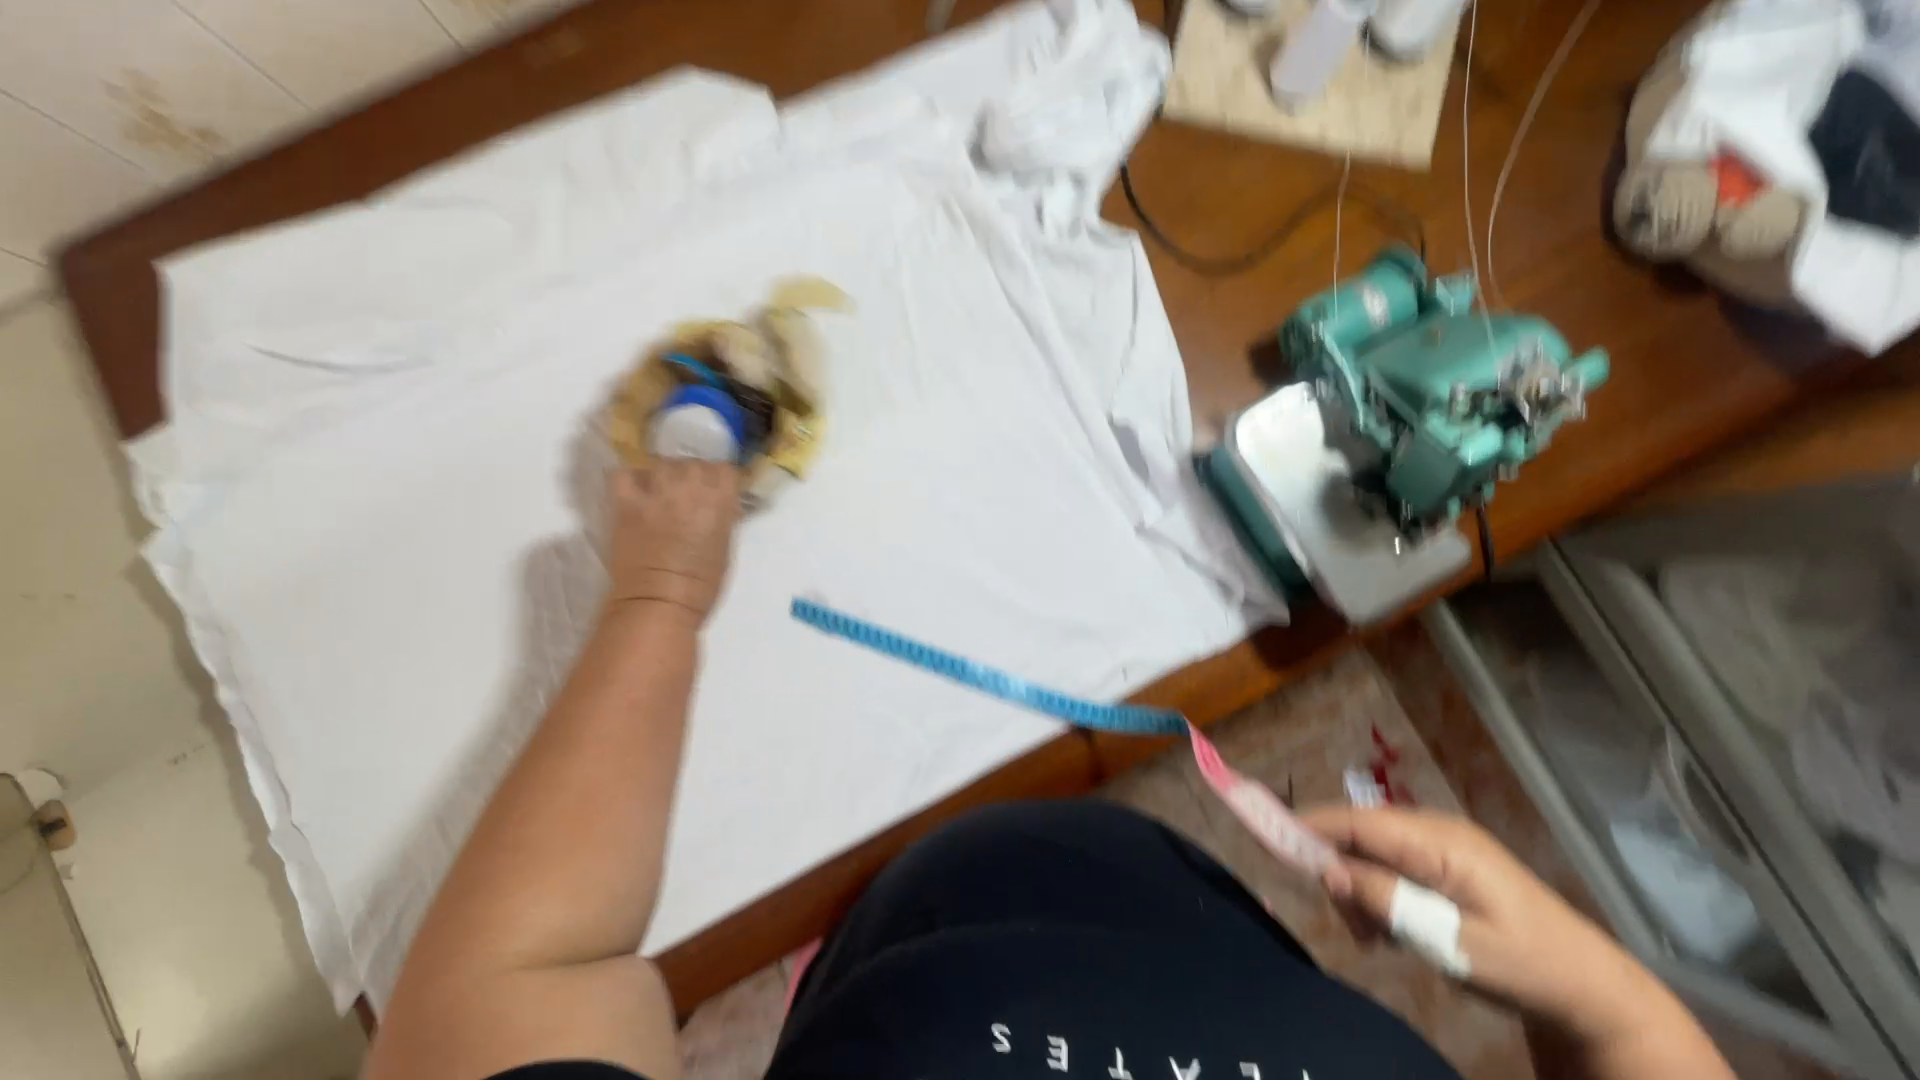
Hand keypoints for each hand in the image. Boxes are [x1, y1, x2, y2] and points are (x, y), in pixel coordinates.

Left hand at [603, 461, 740, 622]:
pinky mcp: (626, 503)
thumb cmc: (702, 585)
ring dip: (664, 473)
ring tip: (662, 489)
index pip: (724, 469)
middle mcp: (689, 489)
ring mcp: (656, 494)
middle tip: (689, 493)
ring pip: (661, 463)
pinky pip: (624, 475)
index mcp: (720, 501)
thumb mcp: (725, 546)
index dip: (719, 479)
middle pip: (693, 463)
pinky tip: (636, 490)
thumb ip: (721, 518)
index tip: (717, 490)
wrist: (659, 602)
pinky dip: (631, 478)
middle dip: (693, 474)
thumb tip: (716, 507)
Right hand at [1301, 805, 1647, 1037]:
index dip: (1310, 826)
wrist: (1589, 989)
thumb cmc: (1522, 963)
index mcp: (1439, 841)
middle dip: (1338, 872)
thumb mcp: (1450, 941)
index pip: (1357, 822)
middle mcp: (1435, 832)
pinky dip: (1378, 893)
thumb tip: (1328, 872)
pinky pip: (1392, 866)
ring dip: (1359, 889)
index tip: (1267, 836)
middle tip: (1351, 927)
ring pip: (1371, 852)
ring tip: (1376, 938)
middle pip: (1359, 834)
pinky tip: (1391, 929)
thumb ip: (1386, 901)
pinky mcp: (1446, 866)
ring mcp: (1442, 847)